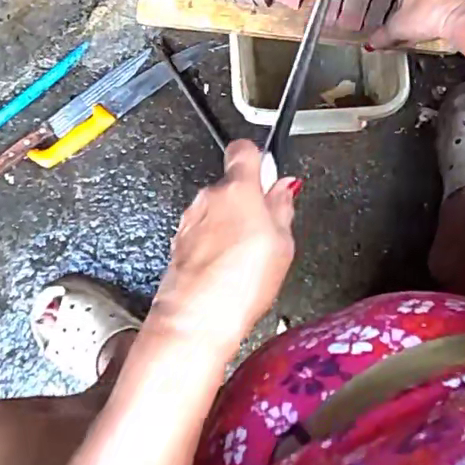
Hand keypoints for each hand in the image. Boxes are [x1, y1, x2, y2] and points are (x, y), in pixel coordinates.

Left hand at [151, 140, 297, 348]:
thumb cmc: (240, 281)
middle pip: (231, 183)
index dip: (258, 157)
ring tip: (248, 255)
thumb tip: (284, 188)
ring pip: (216, 209)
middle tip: (266, 227)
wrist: (197, 315)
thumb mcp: (282, 243)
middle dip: (248, 199)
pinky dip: (214, 241)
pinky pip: (202, 231)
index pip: (244, 149)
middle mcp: (208, 197)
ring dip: (230, 222)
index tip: (269, 172)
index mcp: (236, 188)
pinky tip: (227, 266)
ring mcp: (190, 218)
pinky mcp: (179, 240)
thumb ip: (282, 207)